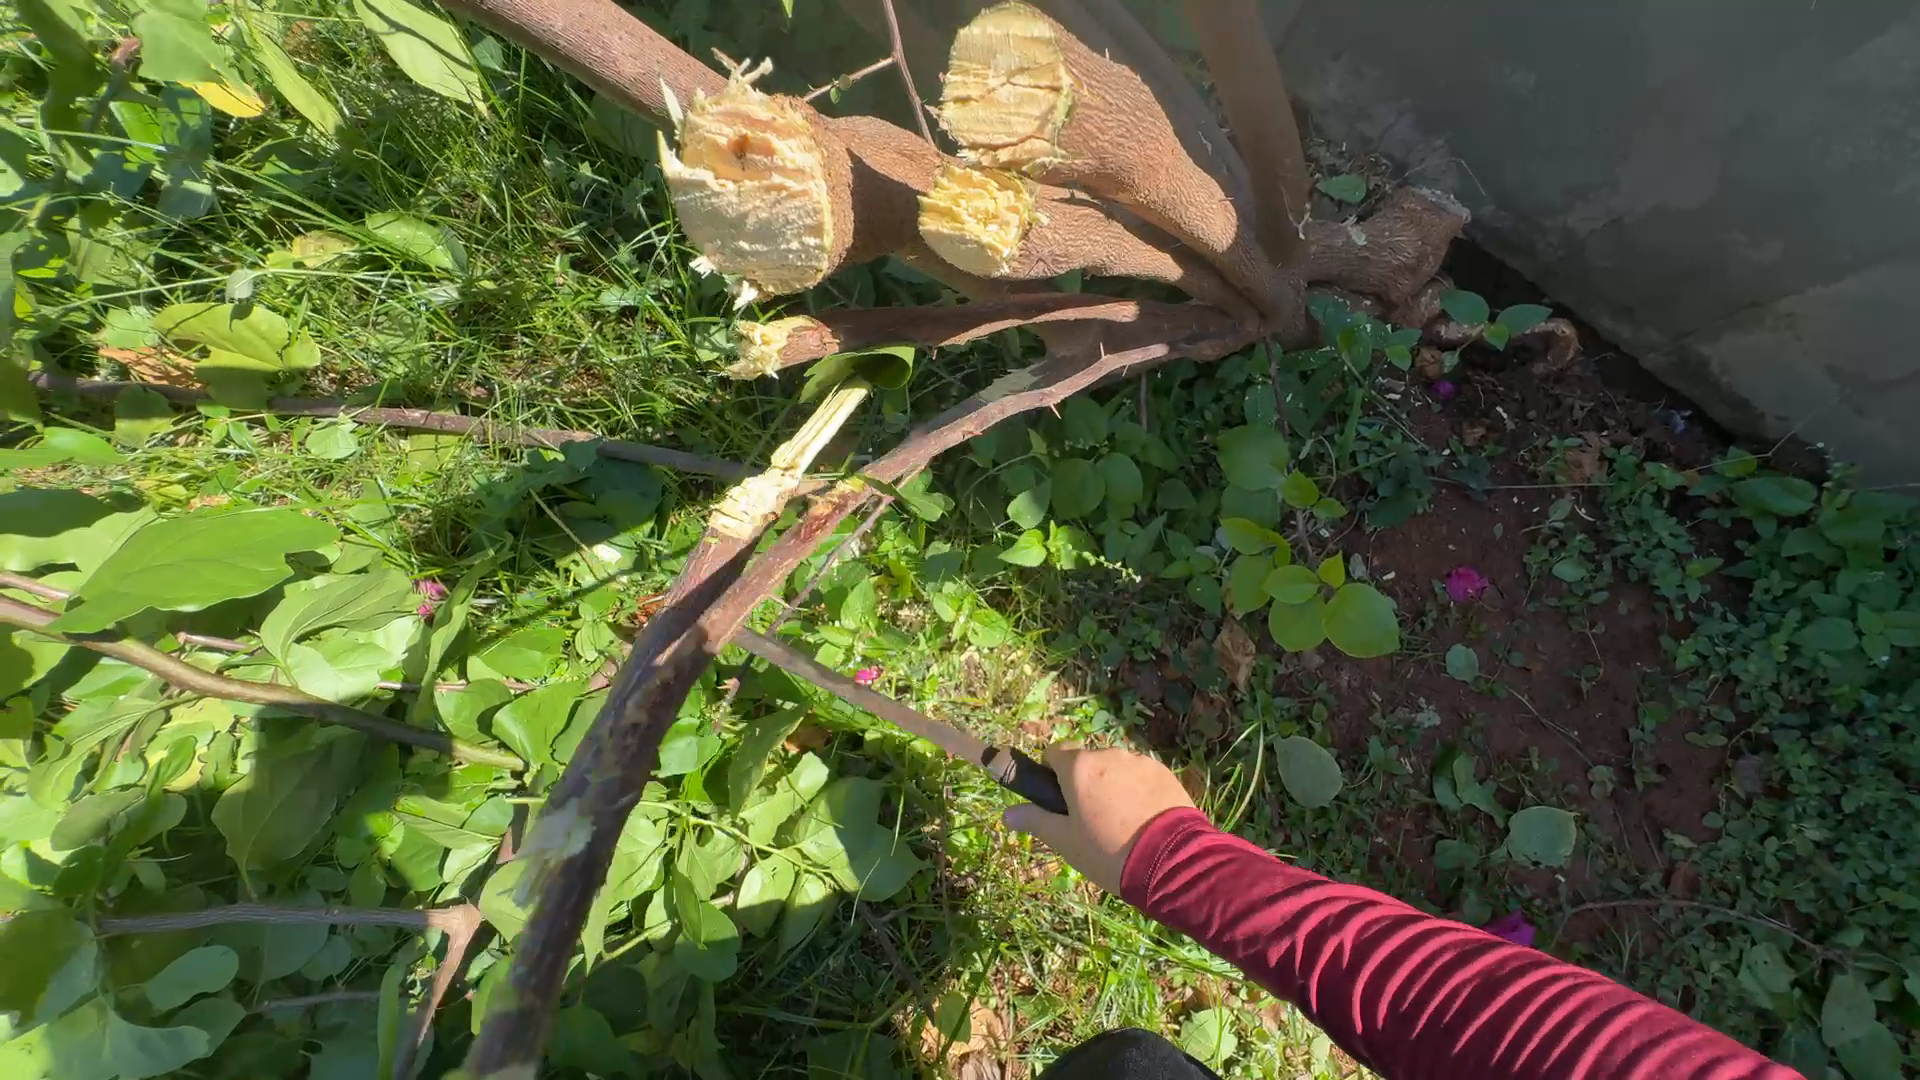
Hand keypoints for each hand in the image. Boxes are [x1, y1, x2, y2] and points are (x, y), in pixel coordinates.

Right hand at [1000, 744, 1195, 893]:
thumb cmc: (1109, 852)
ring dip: (1113, 785)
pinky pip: (1141, 776)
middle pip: (1087, 761)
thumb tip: (1007, 814)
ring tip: (1123, 824)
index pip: (1055, 753)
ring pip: (1116, 768)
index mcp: (1078, 767)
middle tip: (1091, 819)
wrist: (1172, 863)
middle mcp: (1107, 754)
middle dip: (1085, 782)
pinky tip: (1146, 820)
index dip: (1053, 774)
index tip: (1060, 800)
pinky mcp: (1164, 772)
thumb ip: (1036, 821)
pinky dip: (1139, 791)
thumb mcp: (1066, 842)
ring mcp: (1138, 761)